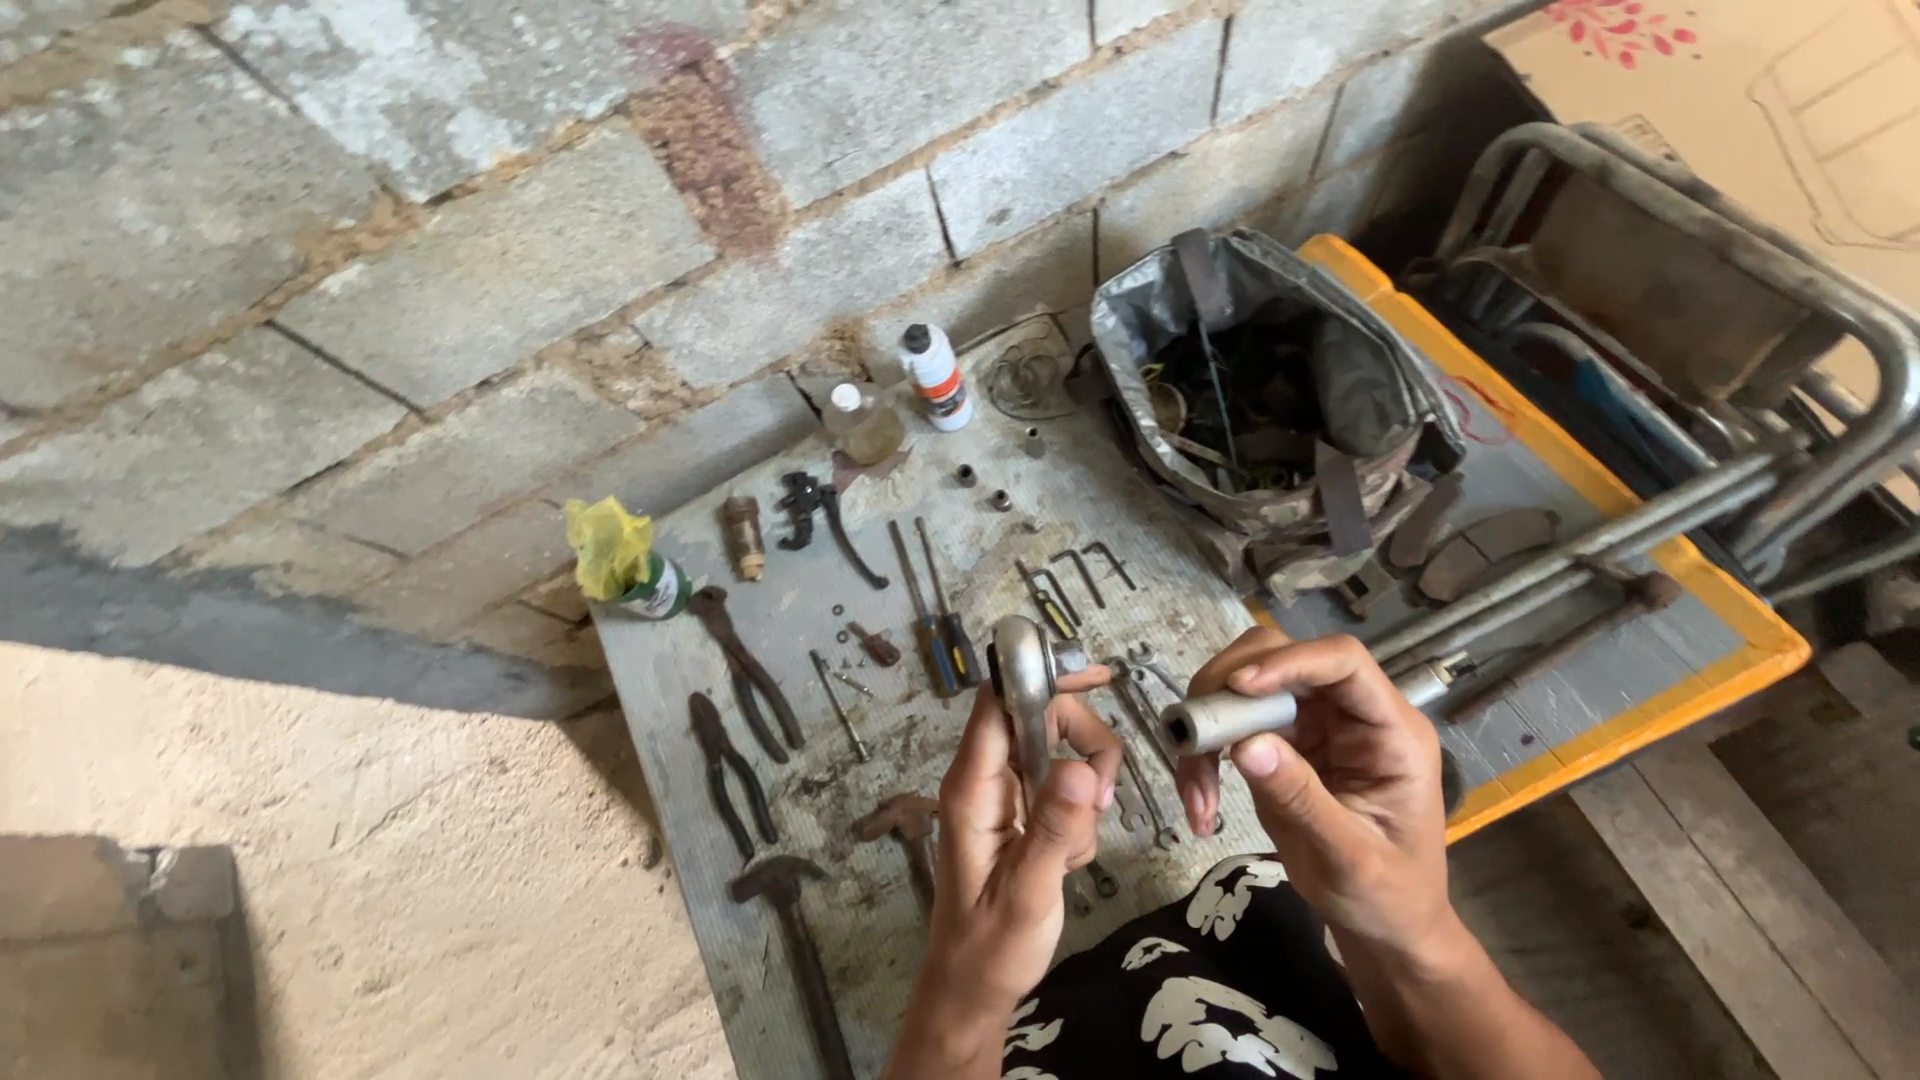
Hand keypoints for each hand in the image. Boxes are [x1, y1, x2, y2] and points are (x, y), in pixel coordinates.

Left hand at [885, 668, 1119, 1075]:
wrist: (975, 985)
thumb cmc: (991, 946)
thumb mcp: (1028, 894)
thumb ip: (1053, 831)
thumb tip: (1081, 767)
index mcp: (971, 786)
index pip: (998, 701)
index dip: (1041, 675)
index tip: (1095, 675)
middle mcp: (984, 776)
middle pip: (1040, 716)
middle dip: (1083, 743)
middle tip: (1103, 796)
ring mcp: (1004, 791)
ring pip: (1059, 750)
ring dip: (1086, 788)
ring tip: (1080, 846)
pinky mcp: (1021, 809)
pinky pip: (1063, 785)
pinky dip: (1081, 812)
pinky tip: (1071, 859)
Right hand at [1174, 629, 1450, 951]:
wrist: (1380, 922)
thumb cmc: (1387, 894)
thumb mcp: (1350, 857)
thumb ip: (1302, 798)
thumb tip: (1245, 745)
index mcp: (1389, 729)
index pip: (1343, 661)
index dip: (1289, 661)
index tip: (1238, 687)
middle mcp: (1346, 711)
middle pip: (1277, 655)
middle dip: (1226, 689)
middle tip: (1195, 735)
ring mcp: (1309, 722)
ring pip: (1240, 684)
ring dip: (1207, 727)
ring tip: (1196, 790)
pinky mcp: (1276, 739)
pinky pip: (1227, 724)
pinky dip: (1202, 755)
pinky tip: (1199, 801)